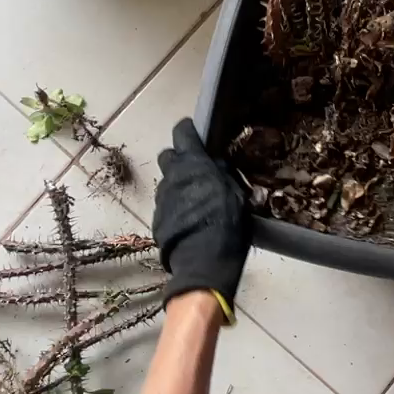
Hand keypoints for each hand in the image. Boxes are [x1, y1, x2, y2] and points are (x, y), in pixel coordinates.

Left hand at [153, 119, 250, 317]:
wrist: (203, 261)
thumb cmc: (226, 224)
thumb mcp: (236, 194)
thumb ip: (223, 175)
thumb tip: (217, 166)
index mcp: (193, 165)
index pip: (182, 133)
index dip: (188, 131)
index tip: (194, 132)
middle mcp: (172, 177)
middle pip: (168, 156)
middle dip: (179, 160)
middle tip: (195, 171)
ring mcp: (161, 199)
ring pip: (167, 183)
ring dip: (178, 186)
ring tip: (195, 201)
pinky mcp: (156, 219)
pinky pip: (166, 205)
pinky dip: (175, 207)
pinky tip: (189, 220)